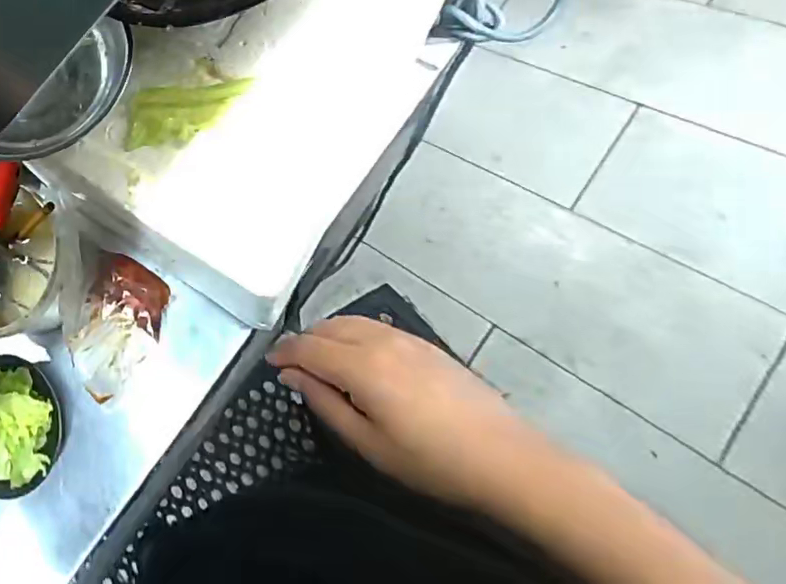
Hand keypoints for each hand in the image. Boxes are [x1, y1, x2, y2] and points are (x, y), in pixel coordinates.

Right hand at [267, 316, 571, 512]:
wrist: (514, 464)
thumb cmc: (435, 462)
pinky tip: (360, 358)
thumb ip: (324, 403)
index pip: (305, 347)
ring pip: (347, 321)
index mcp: (360, 366)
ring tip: (325, 361)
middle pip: (324, 328)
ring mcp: (404, 338)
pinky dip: (353, 334)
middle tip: (297, 368)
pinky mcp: (425, 343)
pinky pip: (372, 325)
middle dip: (303, 343)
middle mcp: (377, 341)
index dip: (282, 353)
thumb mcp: (370, 445)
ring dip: (327, 335)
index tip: (271, 363)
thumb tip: (292, 375)